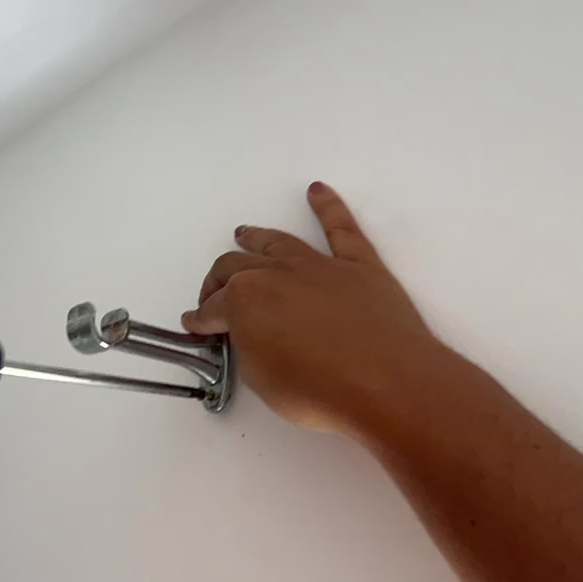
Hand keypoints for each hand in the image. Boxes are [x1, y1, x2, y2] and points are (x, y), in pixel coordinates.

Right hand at [183, 183, 468, 439]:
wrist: (387, 384)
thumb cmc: (317, 390)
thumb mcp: (260, 379)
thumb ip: (248, 348)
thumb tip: (250, 337)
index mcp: (243, 301)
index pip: (212, 307)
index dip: (200, 318)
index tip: (195, 325)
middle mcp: (274, 273)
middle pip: (235, 267)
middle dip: (217, 280)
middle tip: (212, 294)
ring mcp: (318, 266)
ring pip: (278, 242)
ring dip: (256, 237)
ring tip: (243, 234)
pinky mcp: (359, 266)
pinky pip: (341, 229)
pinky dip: (328, 206)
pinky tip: (317, 191)